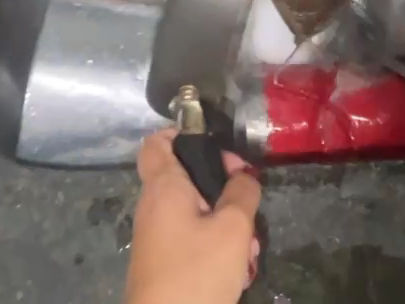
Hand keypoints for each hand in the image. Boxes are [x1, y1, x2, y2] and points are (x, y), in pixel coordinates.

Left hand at [124, 129, 261, 303]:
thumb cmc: (196, 272)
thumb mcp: (233, 228)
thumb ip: (243, 193)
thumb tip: (243, 177)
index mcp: (164, 187)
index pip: (158, 142)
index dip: (183, 133)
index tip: (217, 145)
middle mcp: (154, 206)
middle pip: (187, 177)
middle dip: (223, 187)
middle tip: (247, 202)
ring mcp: (157, 237)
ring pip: (196, 212)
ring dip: (225, 223)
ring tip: (250, 246)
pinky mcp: (163, 263)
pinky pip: (192, 238)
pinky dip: (214, 245)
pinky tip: (237, 268)